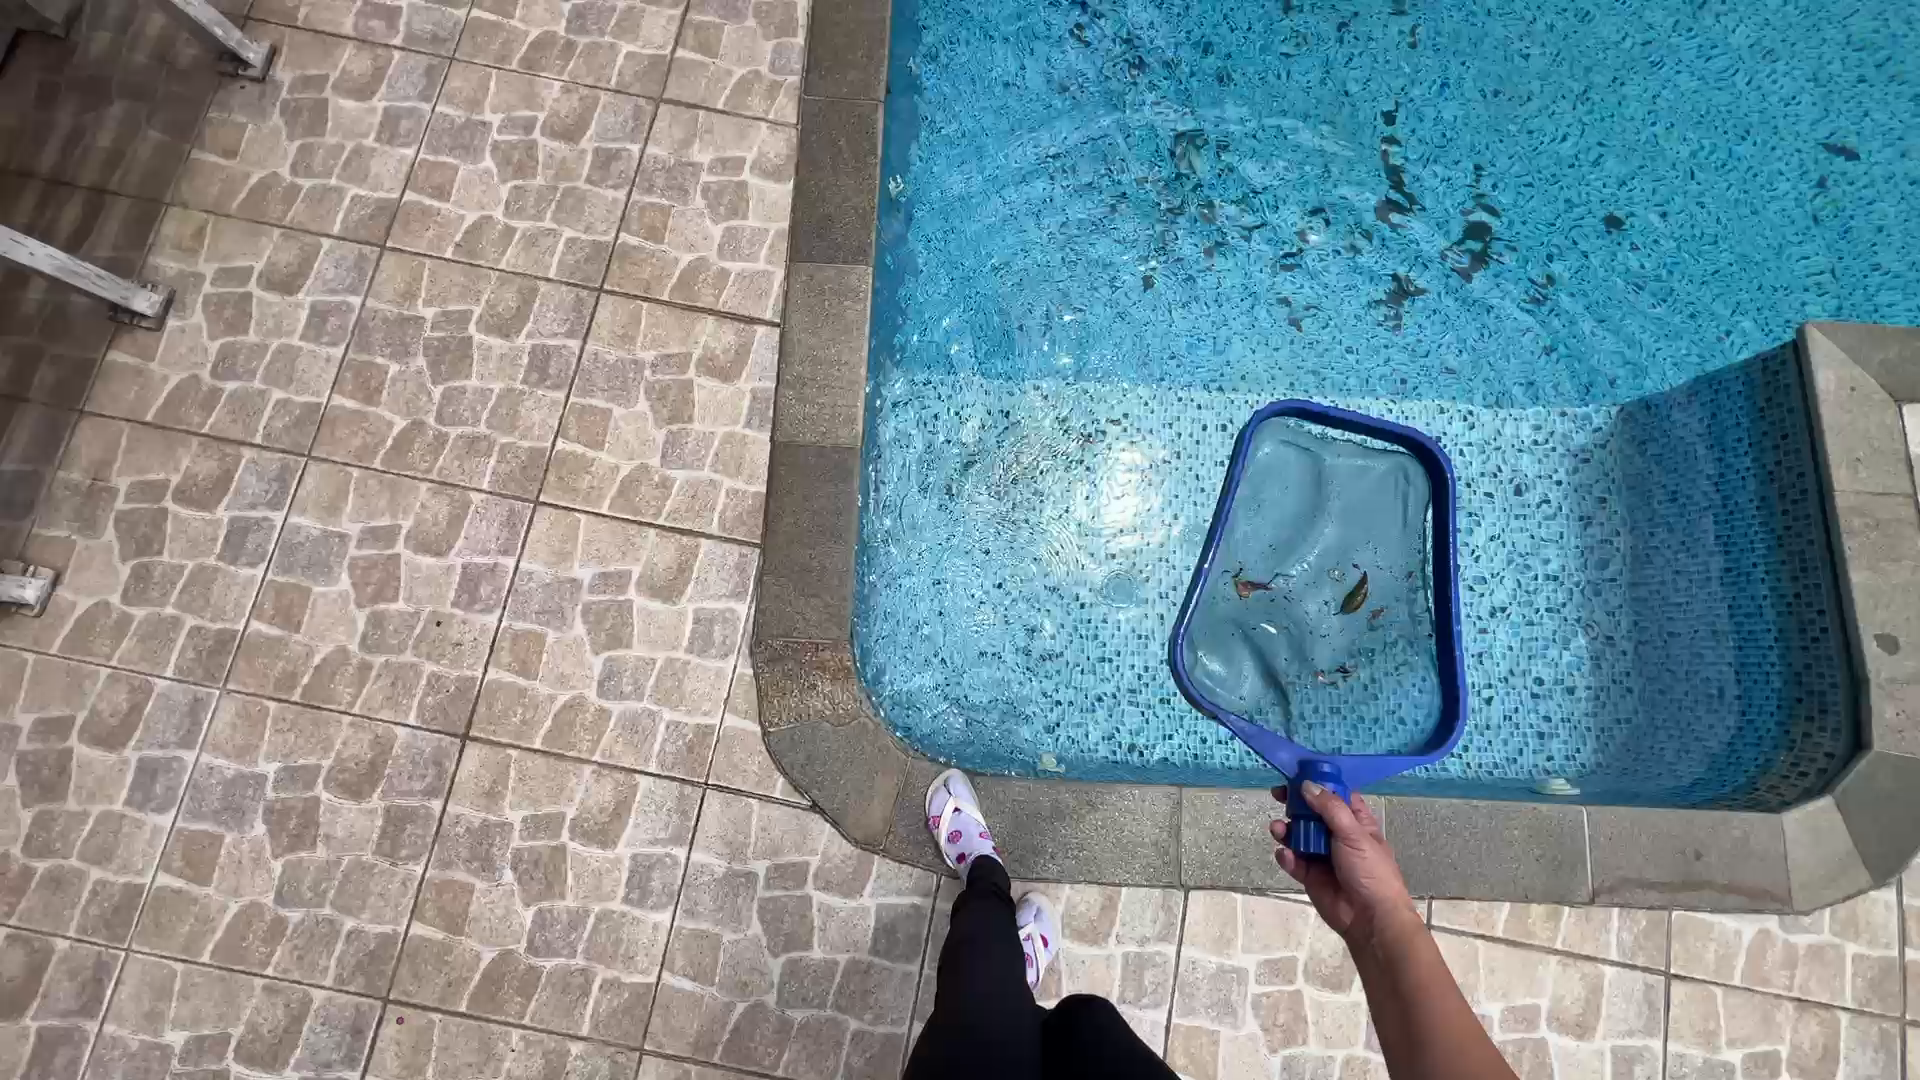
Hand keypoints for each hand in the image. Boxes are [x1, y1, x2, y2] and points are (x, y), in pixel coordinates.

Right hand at [1270, 782, 1419, 952]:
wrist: (1370, 920)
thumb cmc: (1370, 872)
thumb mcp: (1354, 834)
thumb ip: (1329, 808)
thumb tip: (1306, 784)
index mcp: (1355, 822)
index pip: (1336, 795)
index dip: (1318, 783)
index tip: (1298, 774)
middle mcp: (1336, 834)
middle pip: (1310, 811)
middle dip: (1294, 803)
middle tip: (1278, 795)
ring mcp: (1321, 854)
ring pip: (1297, 833)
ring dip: (1285, 829)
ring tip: (1278, 830)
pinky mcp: (1309, 873)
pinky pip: (1292, 859)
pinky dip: (1286, 855)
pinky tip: (1286, 856)